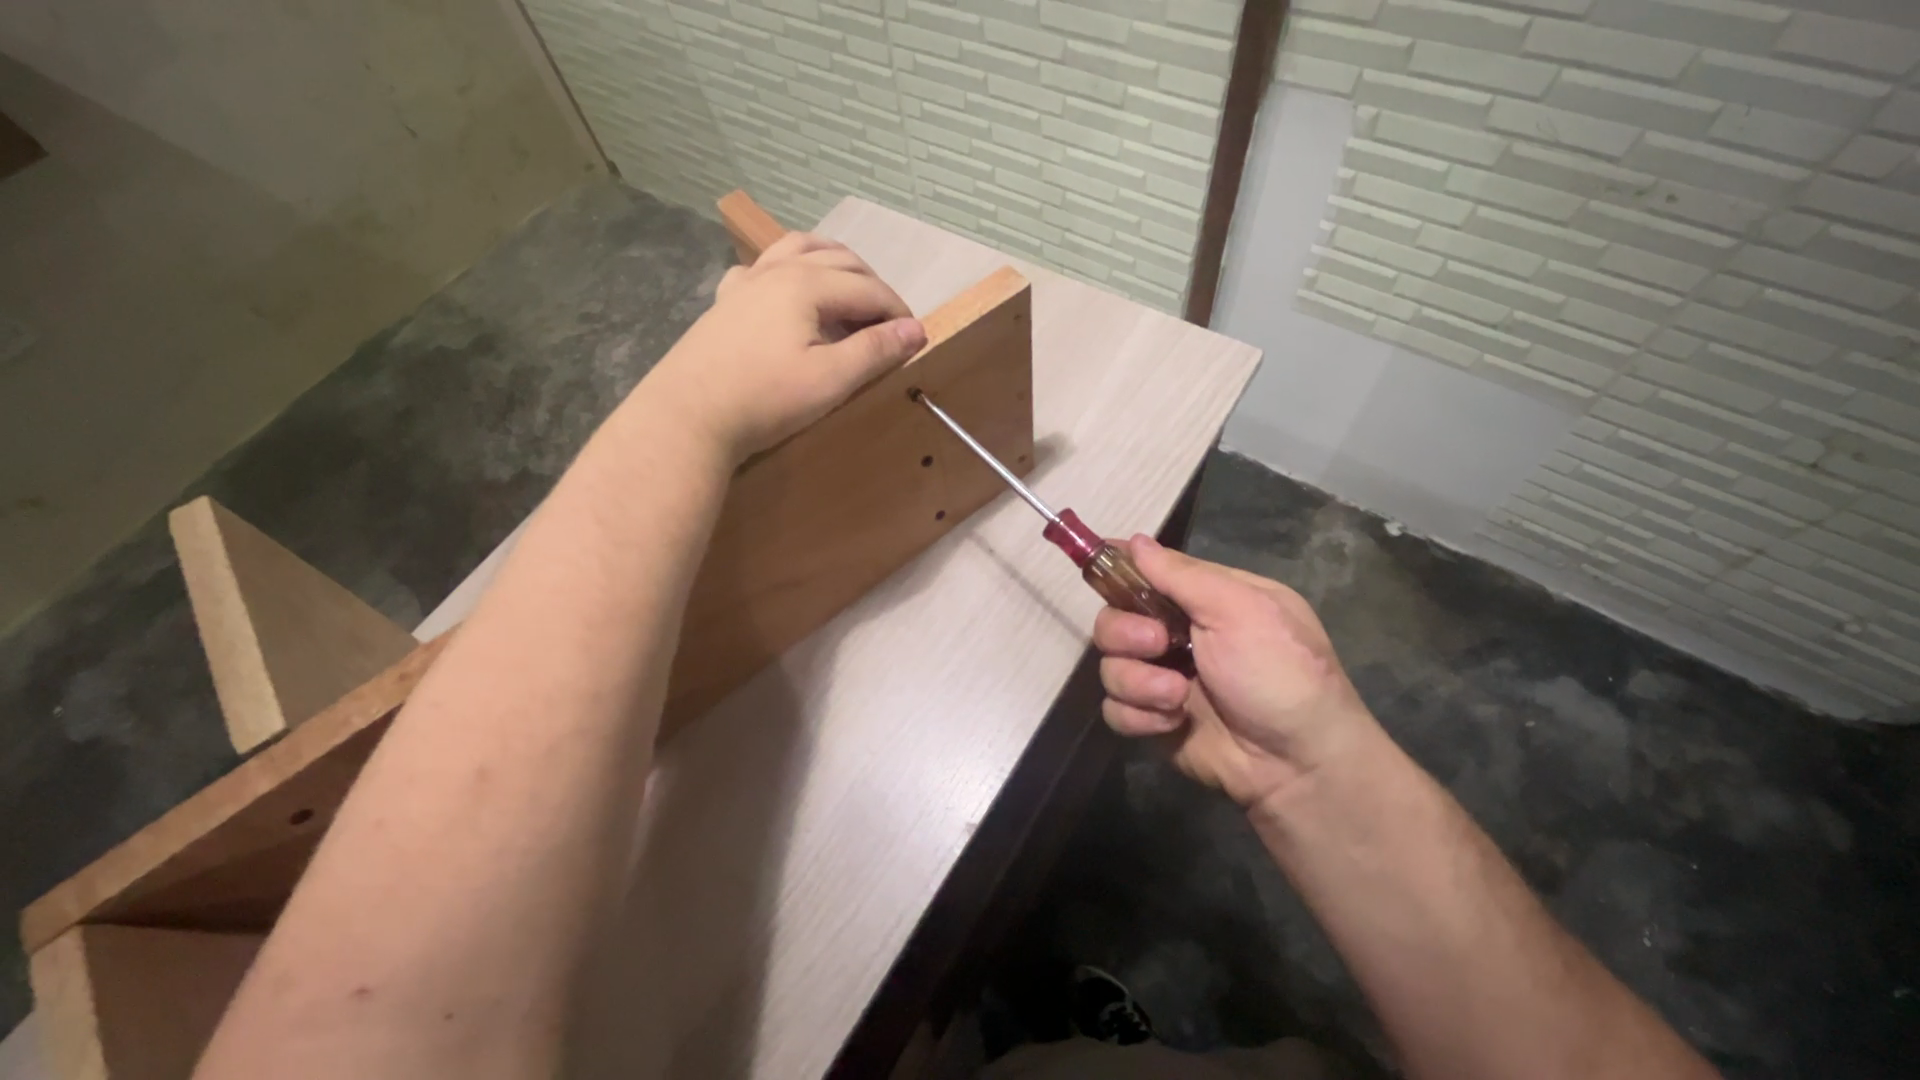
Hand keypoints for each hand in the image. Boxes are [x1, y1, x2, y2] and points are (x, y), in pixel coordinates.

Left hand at [646, 233, 927, 461]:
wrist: (688, 415)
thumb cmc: (765, 399)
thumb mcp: (830, 380)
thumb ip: (875, 351)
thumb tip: (916, 329)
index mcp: (808, 284)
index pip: (868, 288)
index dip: (897, 312)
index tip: (914, 339)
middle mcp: (778, 270)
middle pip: (840, 261)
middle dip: (872, 286)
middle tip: (888, 323)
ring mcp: (747, 282)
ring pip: (799, 249)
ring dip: (833, 263)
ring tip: (850, 288)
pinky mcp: (725, 302)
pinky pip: (762, 268)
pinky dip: (787, 270)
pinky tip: (787, 292)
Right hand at [1093, 535, 1378, 809]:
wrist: (1296, 761)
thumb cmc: (1279, 672)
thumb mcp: (1241, 609)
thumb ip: (1182, 574)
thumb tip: (1136, 540)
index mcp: (1203, 600)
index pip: (1147, 571)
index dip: (1118, 567)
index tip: (1095, 563)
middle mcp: (1176, 635)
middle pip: (1113, 618)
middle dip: (1126, 632)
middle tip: (1159, 646)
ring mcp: (1161, 679)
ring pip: (1109, 666)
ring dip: (1138, 681)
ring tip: (1177, 697)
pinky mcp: (1151, 720)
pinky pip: (1114, 709)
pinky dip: (1139, 715)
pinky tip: (1171, 722)